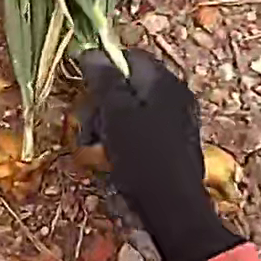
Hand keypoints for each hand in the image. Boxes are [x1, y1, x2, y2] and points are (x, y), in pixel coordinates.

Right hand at [77, 48, 240, 260]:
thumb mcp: (116, 113)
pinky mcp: (172, 143)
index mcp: (164, 82)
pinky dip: (121, 138)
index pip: (129, 56)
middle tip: (86, 126)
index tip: (84, 89)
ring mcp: (176, 120)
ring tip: (93, 148)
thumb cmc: (142, 156)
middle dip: (101, 102)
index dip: (103, 68)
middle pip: (127, 84)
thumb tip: (90, 51)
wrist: (173, 210)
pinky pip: (139, 128)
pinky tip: (109, 157)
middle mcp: (174, 96)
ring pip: (129, 108)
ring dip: (106, 123)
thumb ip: (104, 79)